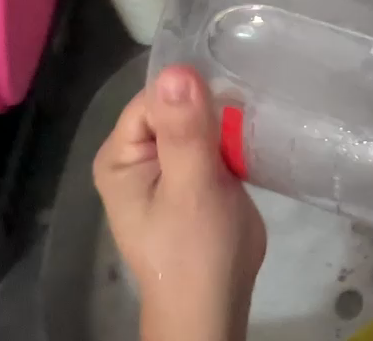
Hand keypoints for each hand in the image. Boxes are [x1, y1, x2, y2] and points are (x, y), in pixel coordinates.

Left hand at [94, 65, 265, 340]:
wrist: (216, 302)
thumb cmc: (196, 248)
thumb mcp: (190, 187)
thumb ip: (184, 130)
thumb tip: (177, 70)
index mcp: (120, 156)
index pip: (155, 99)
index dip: (190, 96)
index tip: (227, 105)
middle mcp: (138, 154)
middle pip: (177, 104)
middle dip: (211, 104)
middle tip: (245, 112)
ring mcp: (167, 164)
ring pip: (197, 116)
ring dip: (225, 117)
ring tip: (251, 122)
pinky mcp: (195, 172)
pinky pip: (212, 135)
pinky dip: (232, 133)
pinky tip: (251, 135)